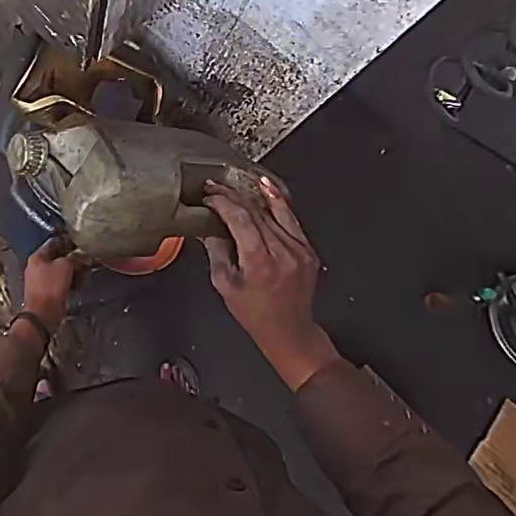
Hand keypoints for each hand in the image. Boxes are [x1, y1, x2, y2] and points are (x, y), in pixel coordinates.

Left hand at [23, 235, 80, 329]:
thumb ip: (73, 258)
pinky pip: (60, 283)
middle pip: (57, 257)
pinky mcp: (46, 293)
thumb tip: (81, 255)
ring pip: (60, 271)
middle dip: (73, 258)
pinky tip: (80, 284)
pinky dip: (69, 282)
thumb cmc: (51, 287)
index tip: (81, 242)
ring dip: (73, 271)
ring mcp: (40, 281)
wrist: (42, 315)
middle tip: (86, 259)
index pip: (54, 242)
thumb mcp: (65, 267)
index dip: (68, 241)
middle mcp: (36, 267)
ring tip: (86, 272)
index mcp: (37, 257)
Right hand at [202, 178, 339, 389]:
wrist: (290, 330)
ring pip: (272, 212)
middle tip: (214, 188)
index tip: (209, 197)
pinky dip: (277, 201)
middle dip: (231, 197)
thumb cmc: (256, 314)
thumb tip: (208, 228)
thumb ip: (216, 252)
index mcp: (260, 262)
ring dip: (250, 196)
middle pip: (255, 212)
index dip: (223, 203)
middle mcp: (283, 253)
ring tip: (232, 184)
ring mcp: (299, 250)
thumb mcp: (225, 285)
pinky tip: (266, 186)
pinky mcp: (308, 249)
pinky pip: (291, 219)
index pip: (240, 219)